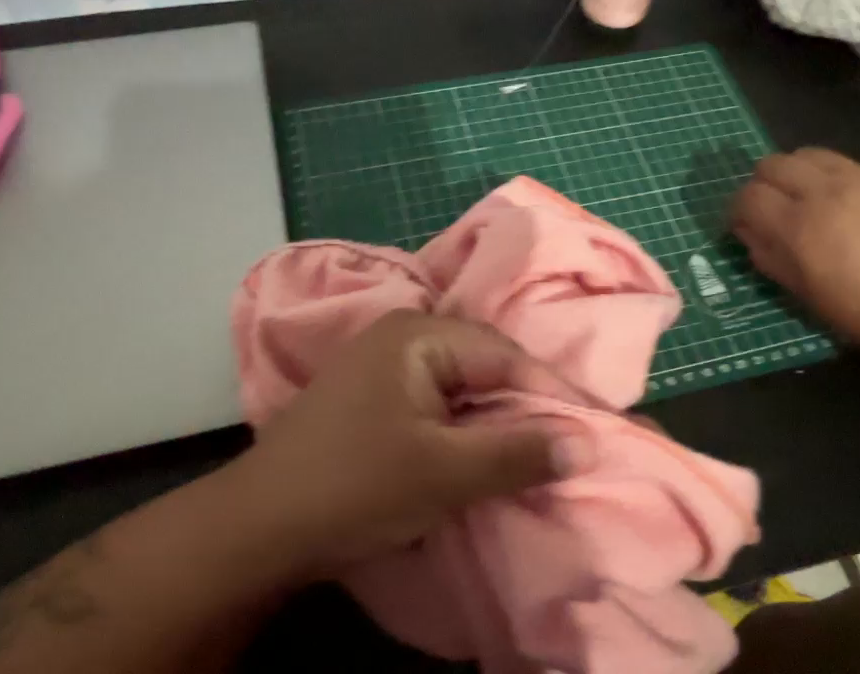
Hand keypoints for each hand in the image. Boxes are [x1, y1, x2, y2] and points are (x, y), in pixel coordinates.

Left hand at [228, 310, 578, 571]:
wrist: (260, 525)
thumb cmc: (356, 486)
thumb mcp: (445, 473)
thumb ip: (517, 453)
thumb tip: (586, 441)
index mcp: (418, 334)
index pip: (506, 355)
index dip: (554, 394)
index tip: (598, 432)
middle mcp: (402, 335)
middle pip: (485, 365)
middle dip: (527, 407)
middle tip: (573, 447)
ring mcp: (383, 366)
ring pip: (462, 387)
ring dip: (498, 421)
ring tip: (538, 456)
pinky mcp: (373, 399)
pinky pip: (437, 404)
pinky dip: (466, 431)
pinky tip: (485, 458)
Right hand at [730, 149, 859, 366]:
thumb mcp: (806, 295)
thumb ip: (769, 257)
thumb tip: (748, 232)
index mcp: (801, 227)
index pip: (748, 196)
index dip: (739, 210)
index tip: (745, 225)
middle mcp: (826, 191)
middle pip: (772, 164)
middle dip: (763, 185)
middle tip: (774, 210)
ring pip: (807, 154)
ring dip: (796, 173)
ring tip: (809, 200)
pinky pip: (846, 163)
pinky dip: (833, 177)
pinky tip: (851, 206)